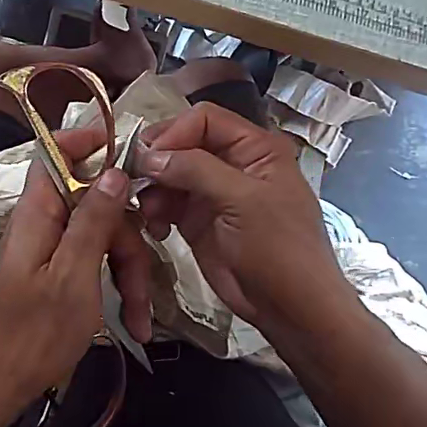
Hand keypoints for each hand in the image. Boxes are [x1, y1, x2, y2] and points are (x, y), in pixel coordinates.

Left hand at [0, 126, 152, 426]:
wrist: (2, 389)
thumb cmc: (35, 334)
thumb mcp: (73, 277)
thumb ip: (92, 221)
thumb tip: (114, 171)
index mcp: (38, 214)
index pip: (55, 154)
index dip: (87, 142)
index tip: (129, 152)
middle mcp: (46, 223)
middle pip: (98, 204)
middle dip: (127, 238)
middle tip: (142, 280)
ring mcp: (57, 249)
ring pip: (106, 236)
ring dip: (130, 271)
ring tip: (140, 316)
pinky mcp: (65, 272)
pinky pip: (100, 261)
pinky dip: (121, 286)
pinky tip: (135, 320)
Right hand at [132, 102, 355, 331]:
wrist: (292, 306)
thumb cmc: (278, 247)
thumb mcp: (244, 200)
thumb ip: (197, 170)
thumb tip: (150, 155)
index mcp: (256, 147)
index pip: (205, 120)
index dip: (175, 133)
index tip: (148, 157)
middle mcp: (234, 163)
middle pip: (184, 144)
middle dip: (159, 160)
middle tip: (135, 180)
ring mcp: (215, 193)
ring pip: (172, 174)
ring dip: (154, 188)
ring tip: (148, 211)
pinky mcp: (200, 221)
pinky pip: (169, 203)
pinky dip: (157, 210)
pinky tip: (156, 227)